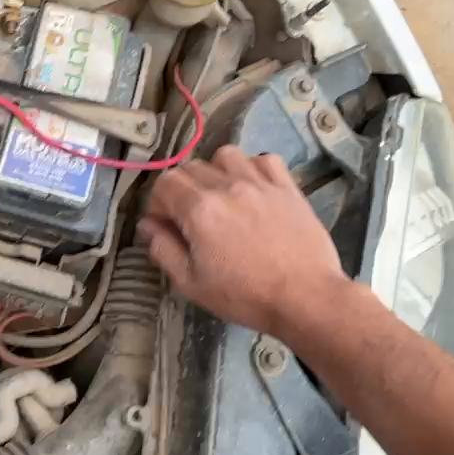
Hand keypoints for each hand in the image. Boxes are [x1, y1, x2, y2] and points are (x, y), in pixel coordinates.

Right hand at [137, 145, 350, 340]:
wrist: (305, 298)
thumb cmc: (243, 295)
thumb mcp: (190, 282)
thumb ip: (163, 248)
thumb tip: (148, 225)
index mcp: (199, 210)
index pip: (164, 184)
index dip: (158, 203)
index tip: (165, 224)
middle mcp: (227, 187)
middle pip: (190, 167)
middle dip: (181, 189)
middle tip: (190, 218)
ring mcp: (260, 183)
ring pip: (224, 155)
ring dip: (214, 172)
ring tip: (220, 196)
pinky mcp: (287, 187)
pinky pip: (263, 160)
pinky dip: (251, 168)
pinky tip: (251, 190)